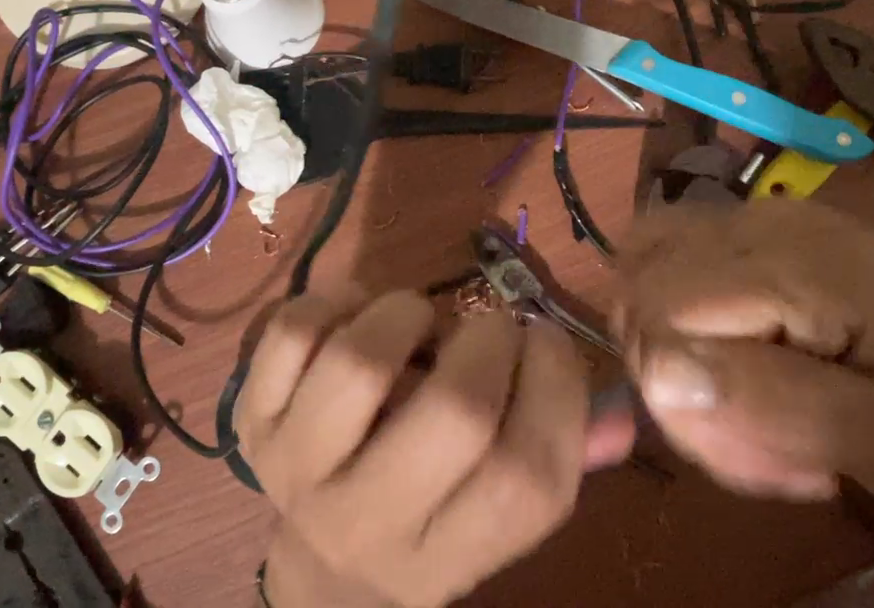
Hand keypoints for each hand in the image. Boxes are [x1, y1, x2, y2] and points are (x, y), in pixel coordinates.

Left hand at [239, 290, 590, 607]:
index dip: (557, 385)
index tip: (547, 340)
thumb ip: (560, 454)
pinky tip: (360, 316)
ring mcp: (298, 473)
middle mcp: (371, 524)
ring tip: (420, 324)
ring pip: (359, 364)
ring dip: (407, 316)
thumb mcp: (496, 514)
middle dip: (489, 343)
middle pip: (453, 415)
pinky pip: (292, 334)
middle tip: (491, 326)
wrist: (326, 571)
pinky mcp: (251, 423)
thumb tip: (622, 400)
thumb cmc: (431, 520)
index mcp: (451, 556)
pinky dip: (337, 302)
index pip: (528, 477)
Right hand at [612, 200, 873, 521]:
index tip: (772, 457)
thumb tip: (660, 371)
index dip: (684, 397)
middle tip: (772, 445)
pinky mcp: (747, 233)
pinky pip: (663, 275)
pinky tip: (737, 373)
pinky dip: (678, 335)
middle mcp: (763, 221)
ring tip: (758, 414)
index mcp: (809, 263)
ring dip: (674, 364)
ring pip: (639, 282)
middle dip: (679, 389)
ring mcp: (752, 219)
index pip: (661, 311)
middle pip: (641, 295)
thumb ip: (788, 406)